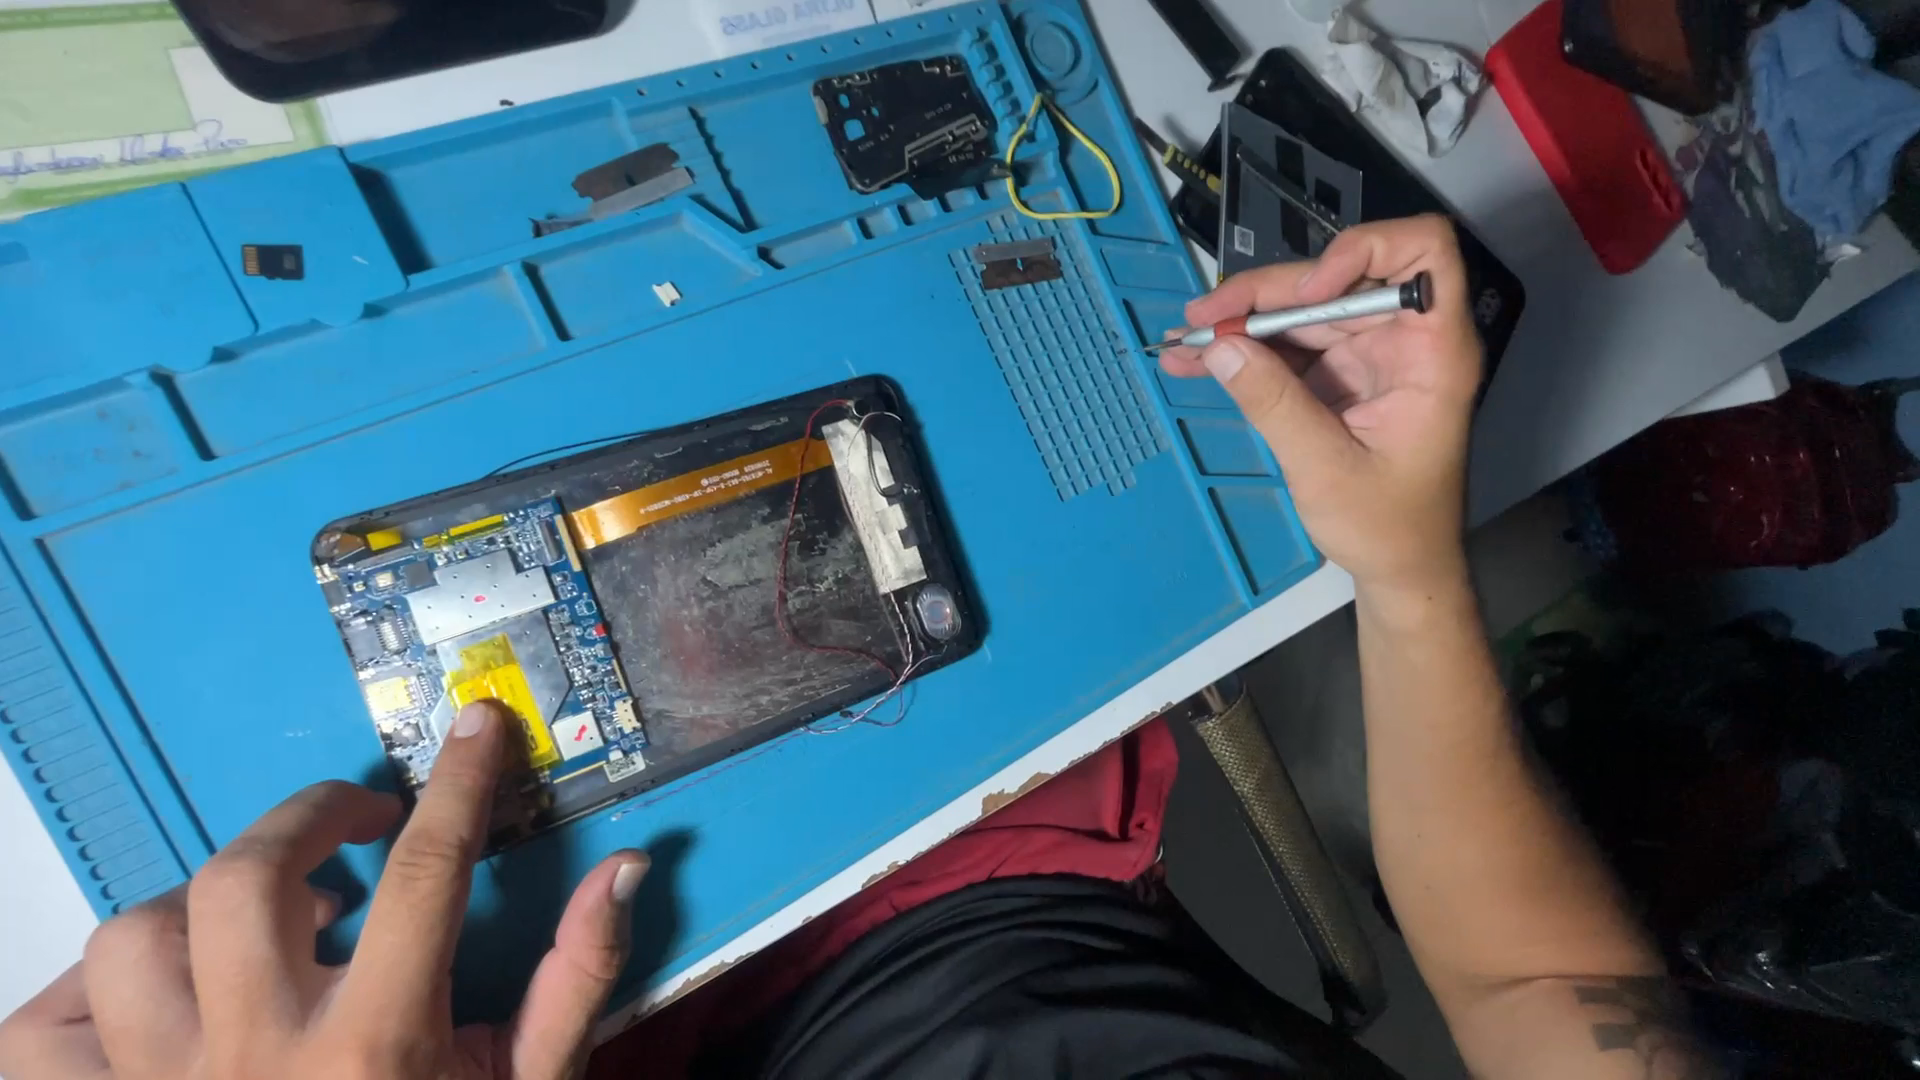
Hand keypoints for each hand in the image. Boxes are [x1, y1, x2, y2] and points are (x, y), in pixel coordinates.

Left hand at [0, 701, 647, 1079]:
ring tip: (278, 915)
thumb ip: (579, 972)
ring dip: (216, 897)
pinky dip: (94, 989)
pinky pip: (34, 1030)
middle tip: (371, 819)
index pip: (426, 872)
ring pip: (137, 936)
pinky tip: (165, 994)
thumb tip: (627, 864)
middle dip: (319, 814)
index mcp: (377, 1043)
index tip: (479, 719)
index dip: (460, 782)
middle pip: (250, 877)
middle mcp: (250, 1058)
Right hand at [1159, 215, 1482, 597]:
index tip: (1305, 292)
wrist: (1395, 565)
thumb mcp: (1325, 466)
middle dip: (1263, 296)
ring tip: (1182, 340)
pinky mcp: (1329, 379)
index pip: (1420, 253)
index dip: (1361, 252)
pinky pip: (1281, 352)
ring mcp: (1360, 358)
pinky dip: (1239, 354)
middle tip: (1200, 320)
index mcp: (1427, 350)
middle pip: (1332, 283)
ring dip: (1238, 324)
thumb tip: (1219, 349)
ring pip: (1296, 315)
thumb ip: (1273, 404)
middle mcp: (1396, 340)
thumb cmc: (1384, 523)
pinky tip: (1194, 362)